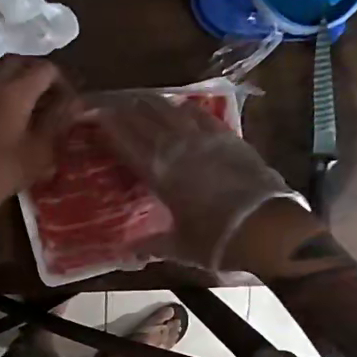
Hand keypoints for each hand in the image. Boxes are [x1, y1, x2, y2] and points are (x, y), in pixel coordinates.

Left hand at [0, 57, 75, 202]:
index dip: (63, 82)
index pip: (46, 69)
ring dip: (17, 81)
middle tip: (50, 97)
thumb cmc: (5, 168)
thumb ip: (59, 118)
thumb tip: (74, 102)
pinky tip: (7, 116)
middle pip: (20, 63)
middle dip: (38, 74)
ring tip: (30, 107)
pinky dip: (0, 92)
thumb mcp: (42, 147)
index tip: (69, 102)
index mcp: (16, 88)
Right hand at [93, 92, 299, 271]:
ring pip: (168, 108)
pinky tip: (175, 108)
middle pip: (141, 115)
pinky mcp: (228, 136)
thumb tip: (128, 253)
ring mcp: (204, 137)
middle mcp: (176, 145)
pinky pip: (197, 113)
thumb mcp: (176, 246)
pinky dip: (179, 107)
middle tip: (102, 105)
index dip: (102, 123)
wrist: (271, 230)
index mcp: (157, 170)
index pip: (122, 137)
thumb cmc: (216, 240)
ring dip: (146, 103)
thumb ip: (150, 244)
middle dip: (118, 108)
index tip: (86, 116)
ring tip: (132, 102)